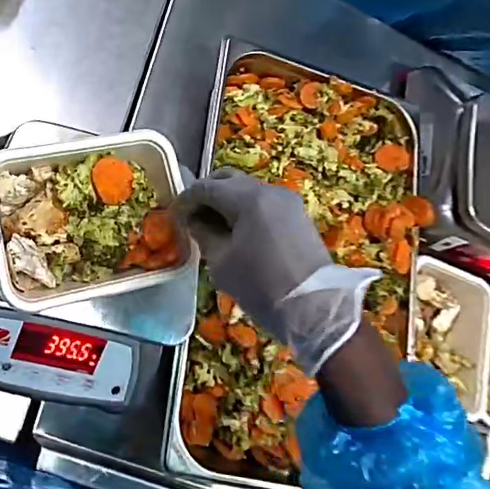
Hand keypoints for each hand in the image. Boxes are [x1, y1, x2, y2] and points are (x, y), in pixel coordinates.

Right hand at [175, 169, 378, 374]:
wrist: (315, 309)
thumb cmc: (261, 286)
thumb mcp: (221, 261)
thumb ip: (203, 232)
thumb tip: (193, 219)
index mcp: (248, 199)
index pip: (206, 187)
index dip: (185, 200)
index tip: (174, 216)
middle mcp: (269, 191)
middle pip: (228, 179)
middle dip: (206, 193)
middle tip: (192, 216)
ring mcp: (287, 201)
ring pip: (247, 189)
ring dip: (226, 200)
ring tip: (213, 226)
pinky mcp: (297, 214)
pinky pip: (263, 202)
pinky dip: (245, 208)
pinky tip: (236, 231)